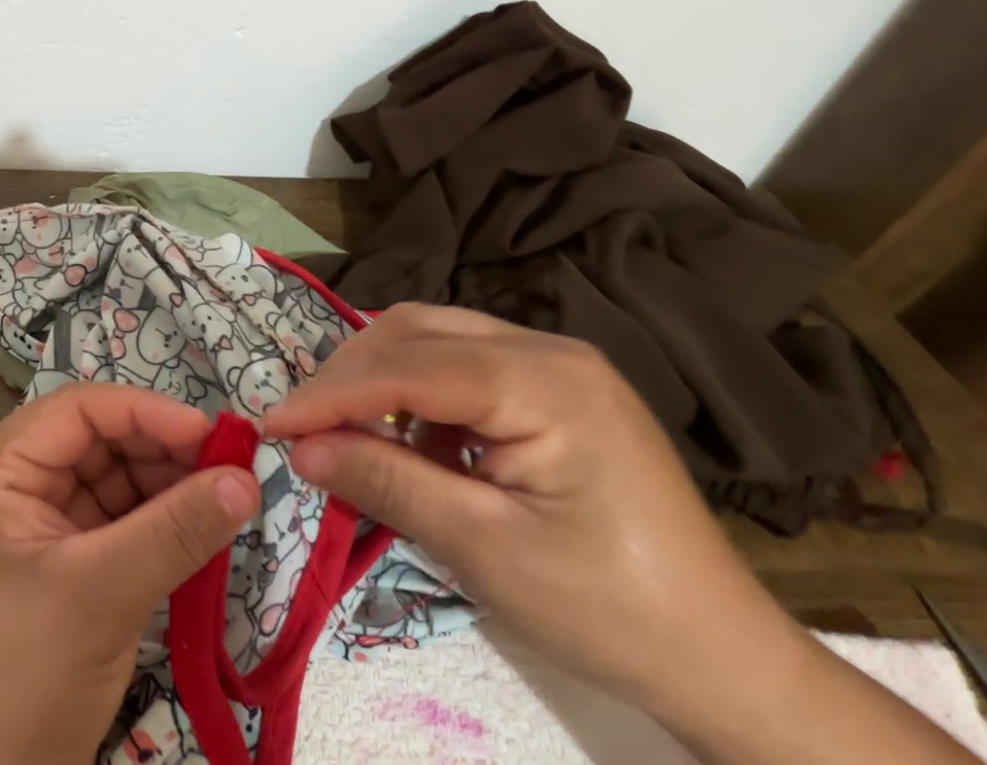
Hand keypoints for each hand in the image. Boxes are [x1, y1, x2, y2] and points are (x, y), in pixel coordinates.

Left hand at [0, 384, 260, 764]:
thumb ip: (176, 531)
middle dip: (163, 452)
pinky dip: (161, 524)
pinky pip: (120, 524)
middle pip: (99, 442)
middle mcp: (15, 487)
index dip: (144, 412)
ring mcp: (40, 528)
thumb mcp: (100, 594)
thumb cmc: (23, 674)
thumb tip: (247, 479)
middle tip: (230, 473)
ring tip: (224, 504)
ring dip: (168, 488)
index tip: (210, 436)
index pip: (76, 411)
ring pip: (115, 482)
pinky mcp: (65, 567)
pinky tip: (201, 532)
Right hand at [263, 304, 981, 764]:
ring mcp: (559, 369)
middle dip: (350, 375)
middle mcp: (552, 352)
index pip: (410, 366)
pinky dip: (418, 399)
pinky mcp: (558, 394)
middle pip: (419, 333)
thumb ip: (386, 482)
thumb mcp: (481, 547)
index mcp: (546, 381)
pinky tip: (409, 447)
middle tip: (300, 429)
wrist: (717, 652)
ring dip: (380, 381)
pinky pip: (465, 371)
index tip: (269, 424)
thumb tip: (301, 447)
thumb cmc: (603, 605)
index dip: (331, 392)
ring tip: (342, 434)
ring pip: (438, 343)